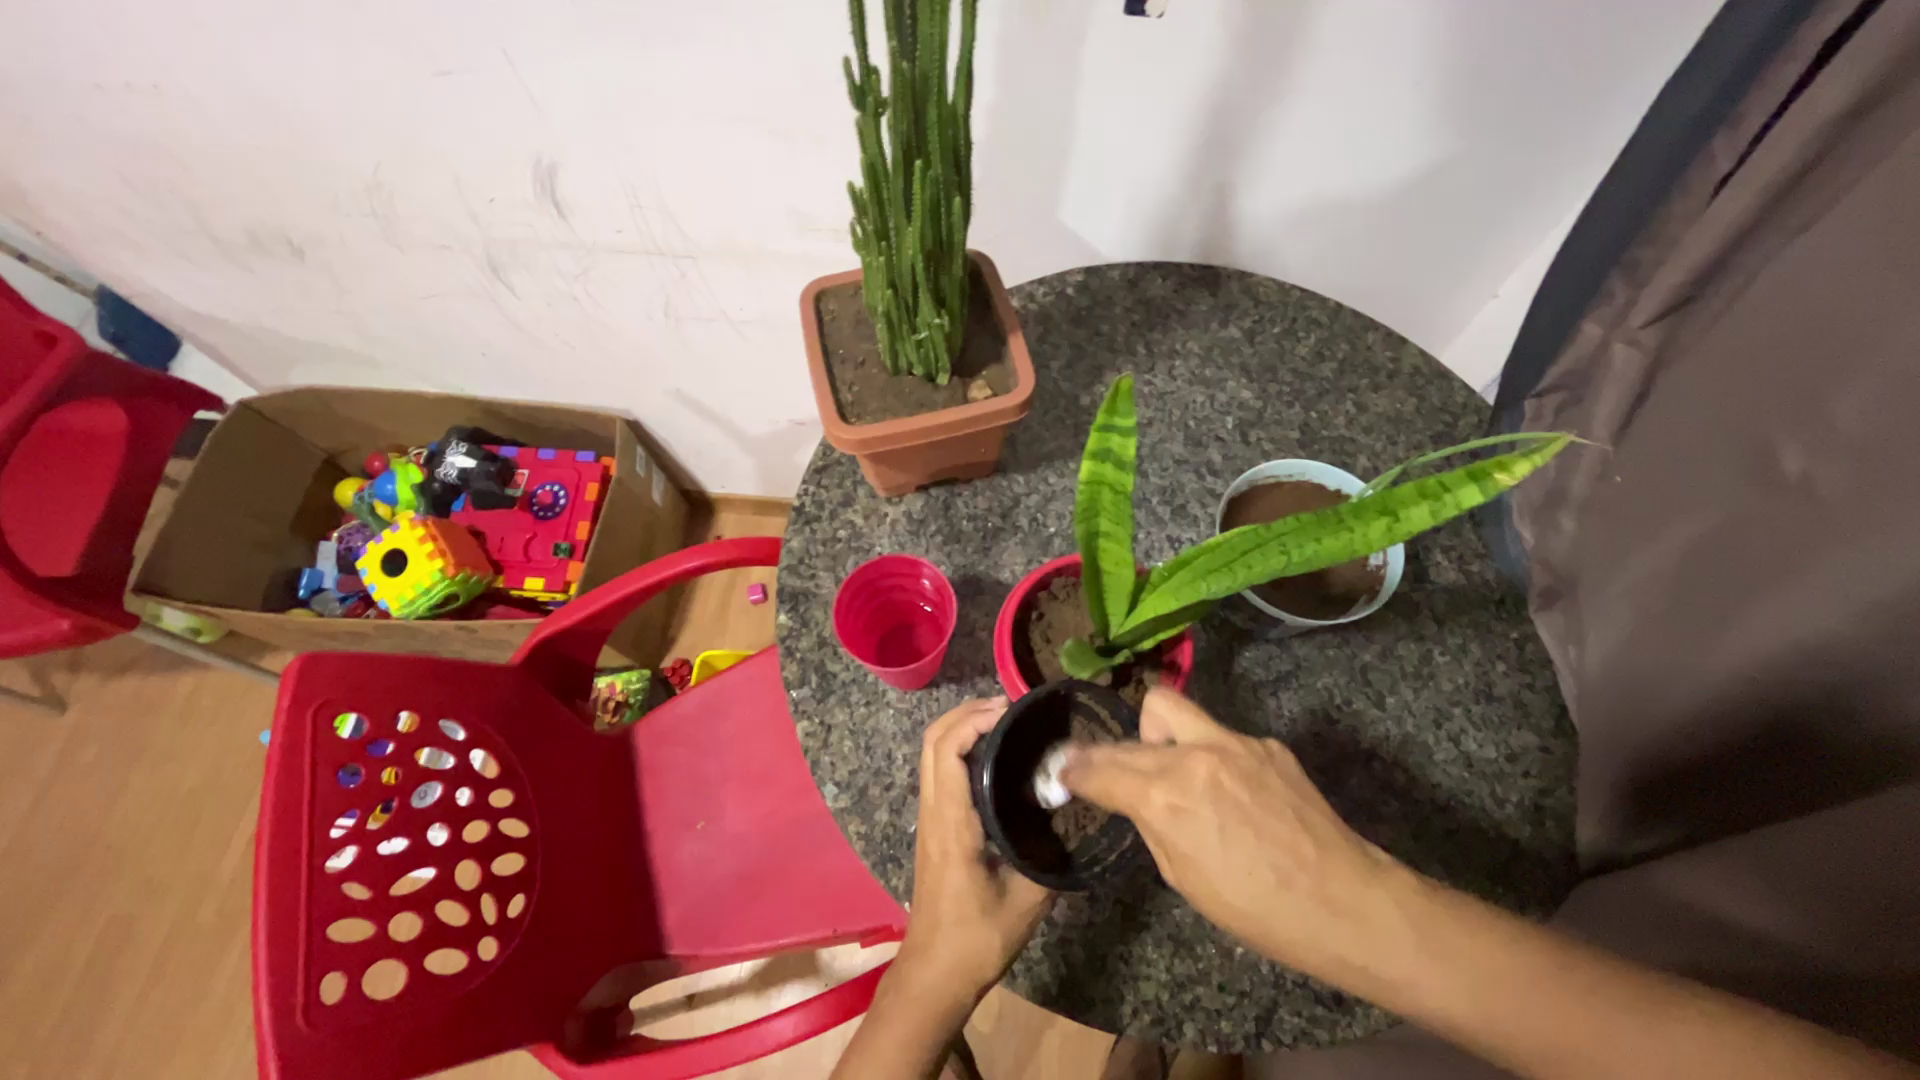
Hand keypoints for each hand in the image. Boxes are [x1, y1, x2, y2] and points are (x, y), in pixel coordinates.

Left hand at [897, 697, 1054, 996]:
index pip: (948, 751)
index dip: (974, 719)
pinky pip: (939, 771)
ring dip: (961, 727)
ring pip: (932, 753)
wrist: (934, 973)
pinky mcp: (934, 826)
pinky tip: (994, 757)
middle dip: (966, 712)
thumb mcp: (1025, 900)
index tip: (1010, 711)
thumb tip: (1073, 818)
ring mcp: (929, 817)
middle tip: (1010, 709)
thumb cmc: (975, 939)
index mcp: (952, 822)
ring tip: (1005, 723)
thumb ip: (1049, 856)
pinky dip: (960, 748)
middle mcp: (933, 811)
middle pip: (933, 740)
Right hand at [1061, 687, 1404, 980]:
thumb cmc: (1254, 908)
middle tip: (1099, 769)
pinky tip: (1225, 787)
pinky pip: (1217, 733)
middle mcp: (1193, 754)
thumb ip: (1150, 821)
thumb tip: (1134, 799)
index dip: (1071, 770)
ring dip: (1153, 732)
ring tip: (1165, 763)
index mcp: (1165, 795)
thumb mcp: (1181, 875)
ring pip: (1169, 708)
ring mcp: (1233, 741)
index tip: (1060, 772)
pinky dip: (1205, 752)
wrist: (1341, 900)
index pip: (1098, 767)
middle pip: (1128, 735)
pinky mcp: (1264, 743)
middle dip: (1105, 753)